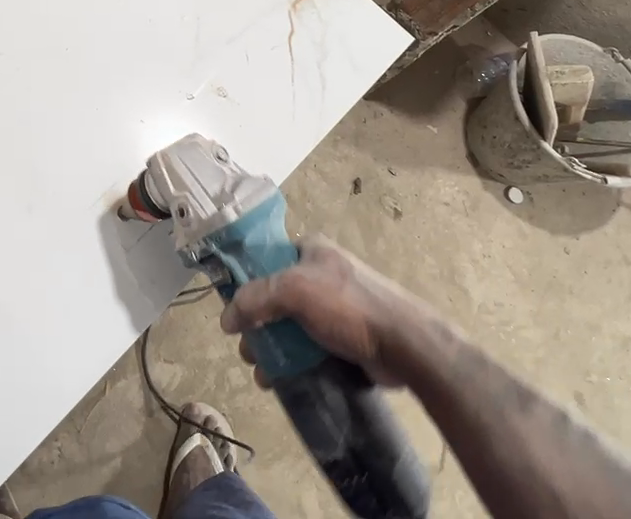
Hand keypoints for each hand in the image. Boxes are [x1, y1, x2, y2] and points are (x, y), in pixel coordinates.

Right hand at [219, 234, 427, 388]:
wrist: (405, 345)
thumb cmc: (349, 306)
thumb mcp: (295, 290)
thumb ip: (256, 299)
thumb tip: (225, 319)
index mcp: (311, 250)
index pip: (267, 258)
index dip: (246, 282)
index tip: (232, 309)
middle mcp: (321, 274)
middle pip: (274, 298)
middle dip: (256, 325)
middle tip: (248, 350)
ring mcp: (334, 307)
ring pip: (289, 326)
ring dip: (271, 349)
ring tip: (261, 373)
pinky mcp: (344, 337)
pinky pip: (307, 347)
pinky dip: (291, 362)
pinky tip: (279, 381)